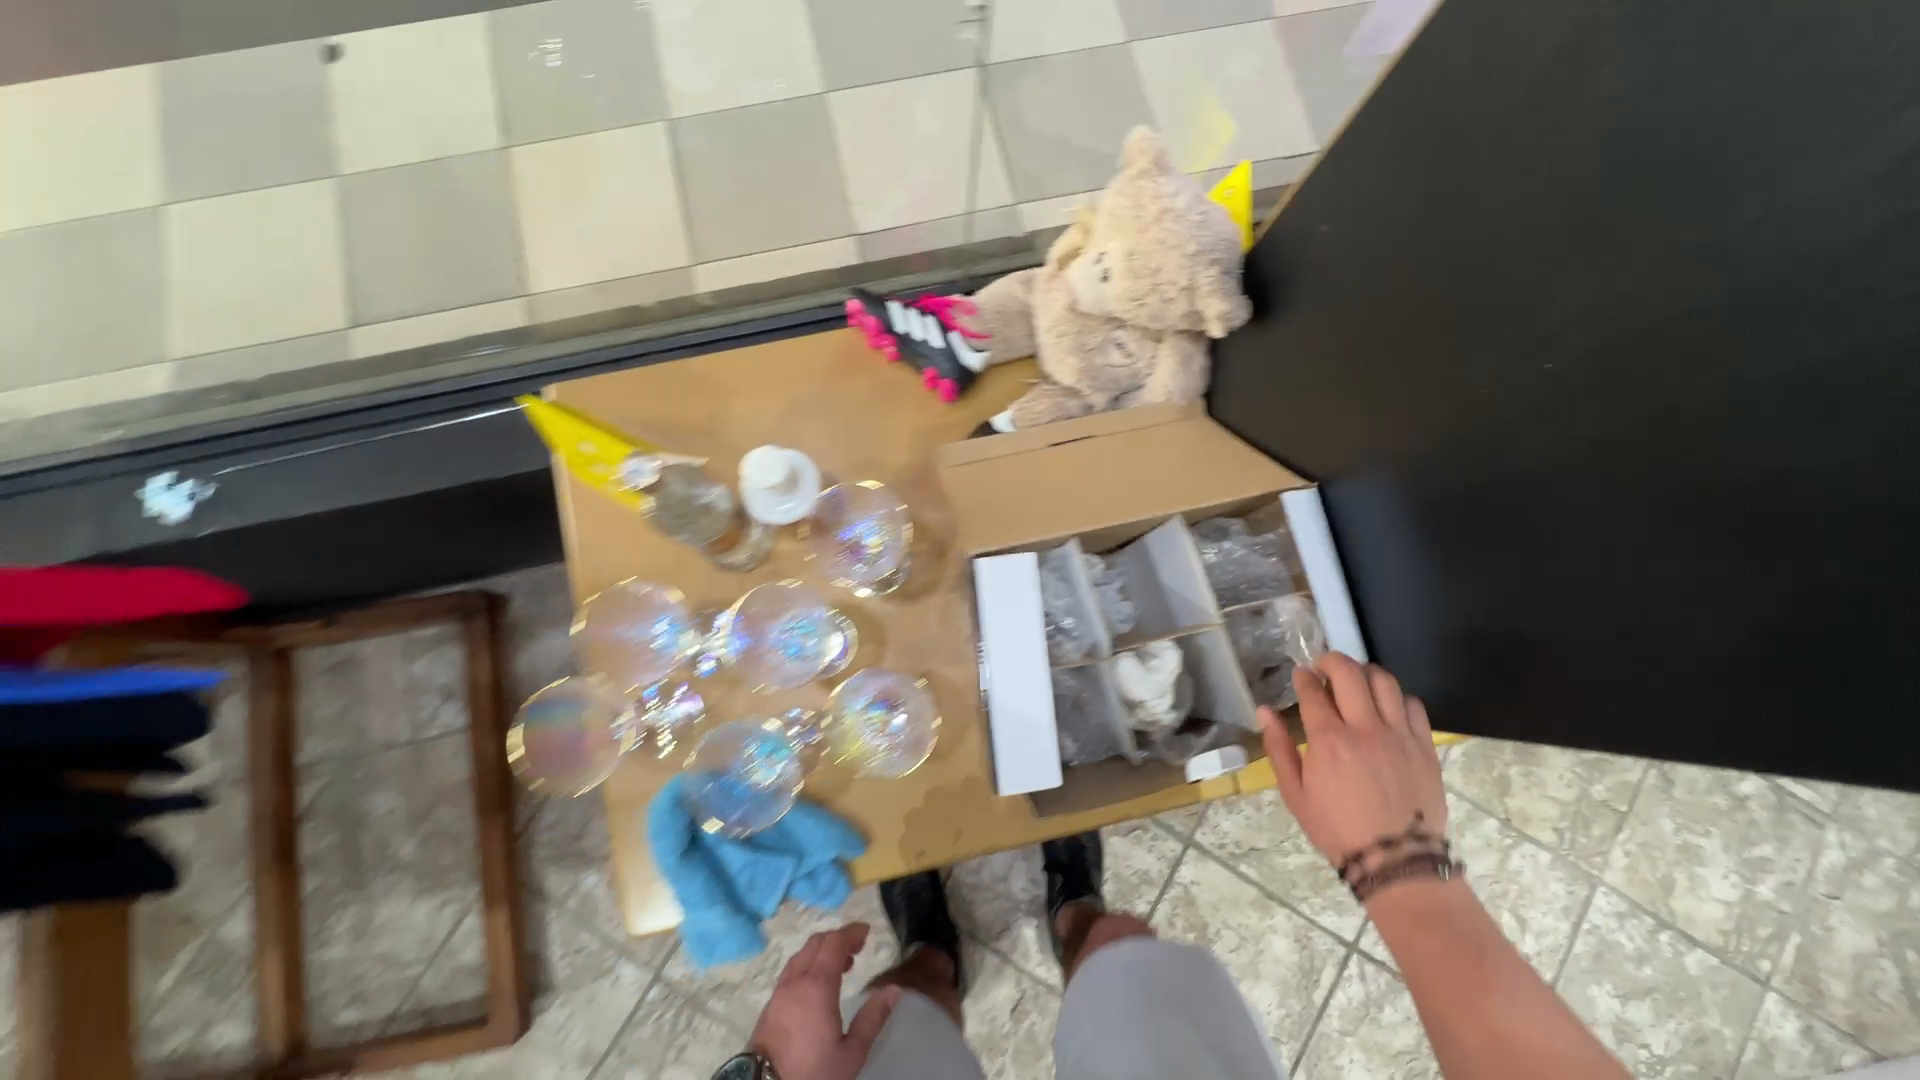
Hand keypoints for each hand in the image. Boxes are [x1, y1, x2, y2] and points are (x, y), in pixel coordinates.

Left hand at [749, 924, 899, 1079]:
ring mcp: (779, 991)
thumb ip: (872, 1018)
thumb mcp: (851, 1053)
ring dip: (822, 951)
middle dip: (838, 938)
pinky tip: (817, 983)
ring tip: (841, 965)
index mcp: (817, 986)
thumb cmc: (812, 1072)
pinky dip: (808, 964)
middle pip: (816, 942)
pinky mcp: (770, 1004)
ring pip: (801, 955)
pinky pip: (791, 970)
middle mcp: (795, 981)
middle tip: (858, 947)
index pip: (834, 943)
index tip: (867, 931)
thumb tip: (894, 989)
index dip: (851, 933)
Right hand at [1259, 652, 1446, 861]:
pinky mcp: (1425, 746)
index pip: (1313, 691)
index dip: (1304, 677)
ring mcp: (1399, 735)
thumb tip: (1265, 711)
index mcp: (1329, 741)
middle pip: (1350, 672)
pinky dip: (1396, 696)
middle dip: (1332, 661)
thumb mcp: (1295, 794)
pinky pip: (1413, 705)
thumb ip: (1279, 748)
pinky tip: (1386, 706)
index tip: (1301, 675)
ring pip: (1384, 681)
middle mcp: (1365, 728)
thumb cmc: (1337, 829)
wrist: (1397, 860)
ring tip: (1356, 681)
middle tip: (1324, 667)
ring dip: (1365, 673)